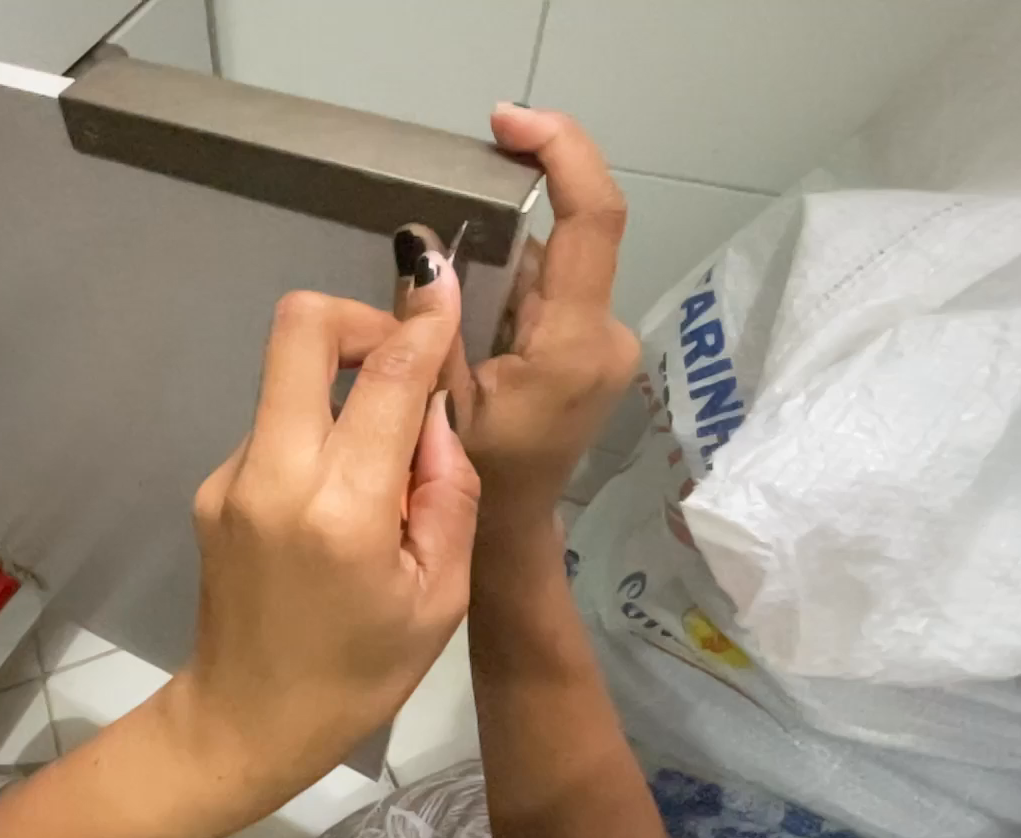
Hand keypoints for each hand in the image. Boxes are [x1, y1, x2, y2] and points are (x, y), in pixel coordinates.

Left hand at [172, 257, 478, 809]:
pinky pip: (272, 429)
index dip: (423, 324)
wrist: (245, 720)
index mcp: (342, 508)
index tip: (443, 293)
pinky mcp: (210, 488)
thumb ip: (448, 490)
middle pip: (299, 329)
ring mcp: (228, 477)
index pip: (389, 376)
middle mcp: (273, 473)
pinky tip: (330, 502)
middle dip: (357, 319)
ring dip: (338, 392)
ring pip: (285, 380)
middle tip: (397, 363)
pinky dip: (312, 436)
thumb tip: (432, 412)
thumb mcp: (440, 597)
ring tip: (372, 468)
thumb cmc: (358, 676)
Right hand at [439, 105, 639, 539]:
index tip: (508, 124)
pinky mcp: (593, 352)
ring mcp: (604, 344)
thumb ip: (431, 324)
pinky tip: (472, 320)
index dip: (561, 153)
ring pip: (556, 270)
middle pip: (568, 241)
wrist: (512, 530)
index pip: (593, 220)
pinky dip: (513, 290)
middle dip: (507, 225)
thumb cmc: (477, 479)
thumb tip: (416, 245)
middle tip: (442, 233)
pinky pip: (553, 296)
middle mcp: (605, 335)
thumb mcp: (442, 403)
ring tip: (448, 296)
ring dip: (504, 263)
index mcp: (572, 346)